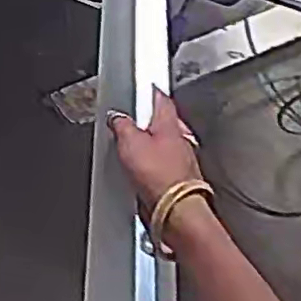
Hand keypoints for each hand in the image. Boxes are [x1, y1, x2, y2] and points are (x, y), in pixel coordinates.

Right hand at [107, 89, 202, 211]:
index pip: (162, 100)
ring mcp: (183, 163)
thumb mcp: (129, 141)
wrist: (177, 214)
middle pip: (163, 123)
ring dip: (151, 145)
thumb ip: (121, 124)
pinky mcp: (179, 182)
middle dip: (148, 121)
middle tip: (131, 120)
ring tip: (132, 149)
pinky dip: (152, 166)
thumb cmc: (160, 177)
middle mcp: (181, 142)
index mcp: (171, 125)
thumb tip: (117, 118)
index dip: (151, 92)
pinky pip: (163, 166)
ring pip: (164, 145)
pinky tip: (141, 172)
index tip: (145, 87)